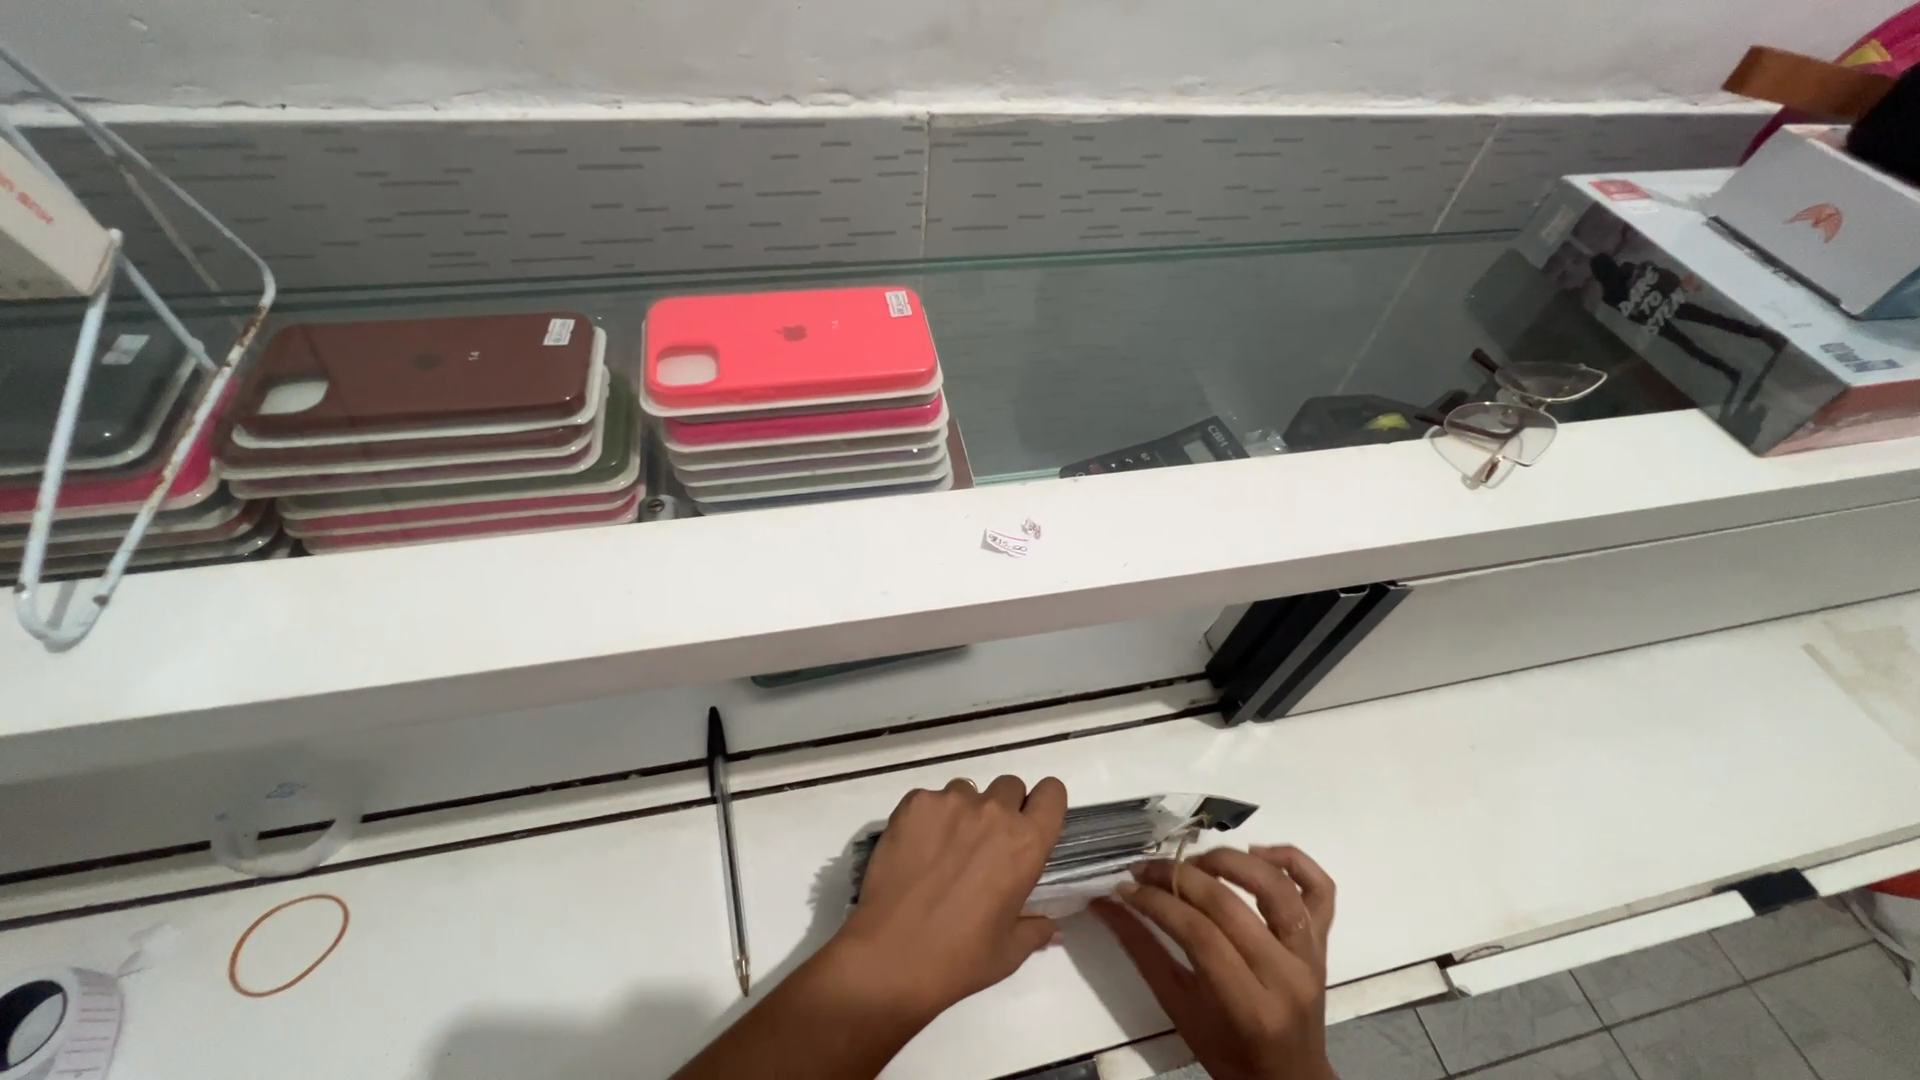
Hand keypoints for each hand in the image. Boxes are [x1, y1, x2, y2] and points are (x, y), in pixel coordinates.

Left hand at [830, 775, 1067, 1020]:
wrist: (888, 956)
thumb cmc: (957, 960)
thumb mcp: (1007, 953)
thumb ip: (1034, 929)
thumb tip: (1050, 927)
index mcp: (1026, 843)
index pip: (1052, 793)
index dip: (1043, 805)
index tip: (1030, 824)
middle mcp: (993, 812)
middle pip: (1009, 786)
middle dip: (1003, 809)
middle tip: (983, 845)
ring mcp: (951, 802)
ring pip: (967, 790)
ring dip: (963, 812)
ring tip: (943, 850)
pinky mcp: (915, 803)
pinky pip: (930, 799)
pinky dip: (928, 818)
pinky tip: (915, 850)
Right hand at [1092, 846, 1338, 1079]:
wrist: (1287, 1078)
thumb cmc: (1227, 1050)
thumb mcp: (1178, 1008)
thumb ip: (1142, 951)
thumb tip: (1105, 903)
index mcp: (1250, 1006)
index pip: (1198, 934)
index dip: (1157, 903)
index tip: (1125, 887)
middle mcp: (1287, 975)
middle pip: (1229, 905)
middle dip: (1179, 877)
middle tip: (1146, 870)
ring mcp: (1312, 955)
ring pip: (1276, 886)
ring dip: (1229, 860)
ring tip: (1196, 860)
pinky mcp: (1325, 941)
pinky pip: (1321, 887)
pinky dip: (1292, 859)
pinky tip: (1257, 853)